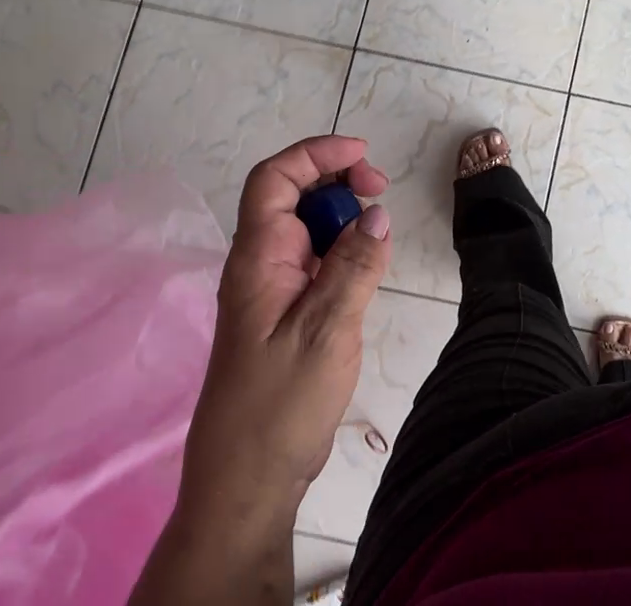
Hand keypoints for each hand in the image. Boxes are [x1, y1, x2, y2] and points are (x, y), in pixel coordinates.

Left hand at [174, 136, 391, 536]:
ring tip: (380, 233)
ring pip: (309, 231)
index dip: (315, 154)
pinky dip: (346, 253)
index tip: (363, 155)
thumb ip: (354, 266)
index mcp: (257, 258)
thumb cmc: (280, 403)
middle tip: (381, 192)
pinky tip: (369, 268)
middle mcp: (261, 265)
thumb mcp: (326, 330)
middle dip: (337, 181)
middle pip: (292, 197)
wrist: (250, 477)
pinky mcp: (290, 316)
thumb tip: (377, 212)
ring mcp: (275, 291)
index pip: (274, 180)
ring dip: (344, 218)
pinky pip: (318, 264)